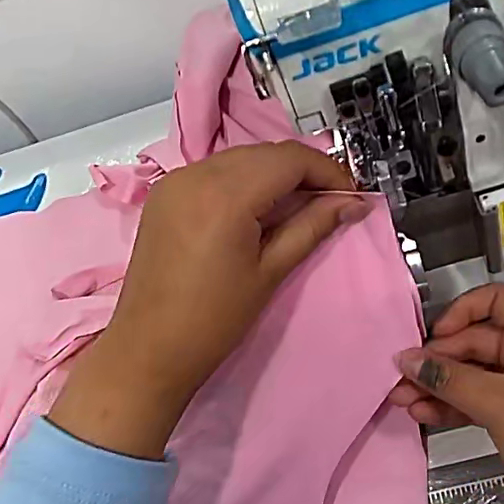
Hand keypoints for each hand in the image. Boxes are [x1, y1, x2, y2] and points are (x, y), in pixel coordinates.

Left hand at [51, 141, 369, 458]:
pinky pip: (216, 171)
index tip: (352, 193)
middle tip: (332, 202)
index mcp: (225, 195)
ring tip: (299, 208)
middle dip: (304, 172)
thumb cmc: (215, 319)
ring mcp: (175, 180)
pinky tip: (259, 209)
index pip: (290, 159)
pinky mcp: (165, 193)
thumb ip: (313, 226)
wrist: (149, 349)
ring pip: (241, 158)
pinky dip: (246, 180)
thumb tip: (354, 202)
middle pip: (266, 153)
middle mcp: (196, 174)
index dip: (328, 170)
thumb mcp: (271, 271)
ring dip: (275, 174)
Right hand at [387, 283, 503, 503]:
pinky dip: (450, 405)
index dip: (463, 310)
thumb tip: (411, 360)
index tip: (437, 334)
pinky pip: (474, 399)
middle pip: (474, 341)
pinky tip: (425, 413)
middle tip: (406, 374)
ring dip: (437, 385)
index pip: (496, 300)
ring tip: (405, 397)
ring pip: (470, 374)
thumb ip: (449, 379)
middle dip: (438, 358)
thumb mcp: (498, 403)